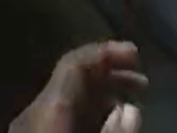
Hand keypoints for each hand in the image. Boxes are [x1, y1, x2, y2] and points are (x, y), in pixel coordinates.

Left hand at [11, 41, 145, 132]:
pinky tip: (111, 119)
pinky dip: (90, 110)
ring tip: (136, 99)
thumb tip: (132, 108)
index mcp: (50, 106)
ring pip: (69, 96)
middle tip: (143, 80)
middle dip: (108, 73)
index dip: (104, 53)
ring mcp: (33, 120)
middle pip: (72, 78)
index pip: (74, 64)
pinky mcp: (35, 131)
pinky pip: (65, 112)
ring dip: (101, 94)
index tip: (134, 52)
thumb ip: (114, 132)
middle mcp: (38, 105)